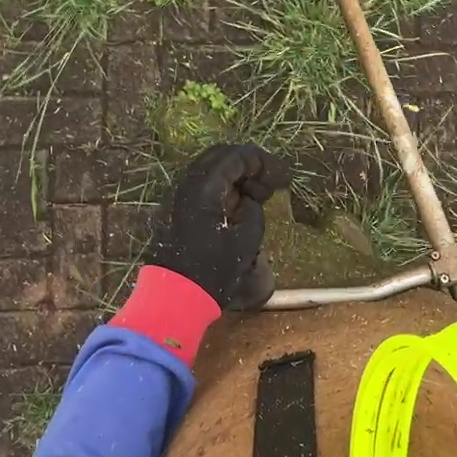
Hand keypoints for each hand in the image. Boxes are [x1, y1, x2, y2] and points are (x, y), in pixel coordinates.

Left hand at [152, 144, 292, 307]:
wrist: (174, 299)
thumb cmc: (212, 271)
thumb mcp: (246, 240)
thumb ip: (253, 211)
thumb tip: (249, 200)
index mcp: (203, 187)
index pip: (236, 157)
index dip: (263, 162)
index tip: (283, 177)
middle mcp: (186, 185)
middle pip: (221, 157)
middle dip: (249, 166)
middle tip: (270, 183)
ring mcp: (176, 197)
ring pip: (209, 172)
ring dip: (235, 178)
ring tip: (257, 197)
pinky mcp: (173, 212)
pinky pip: (201, 188)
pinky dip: (222, 190)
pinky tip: (236, 208)